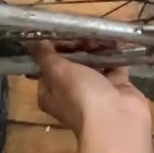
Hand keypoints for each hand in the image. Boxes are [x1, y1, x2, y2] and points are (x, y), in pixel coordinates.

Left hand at [30, 42, 151, 139]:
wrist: (116, 120)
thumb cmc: (80, 95)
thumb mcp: (57, 72)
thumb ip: (46, 56)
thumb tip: (36, 43)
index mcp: (51, 92)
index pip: (48, 65)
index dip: (54, 48)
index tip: (62, 33)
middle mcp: (72, 92)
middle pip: (72, 62)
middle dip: (77, 45)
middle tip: (84, 34)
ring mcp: (96, 90)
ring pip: (94, 62)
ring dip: (96, 47)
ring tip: (100, 35)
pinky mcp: (117, 86)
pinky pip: (115, 64)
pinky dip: (115, 52)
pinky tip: (115, 38)